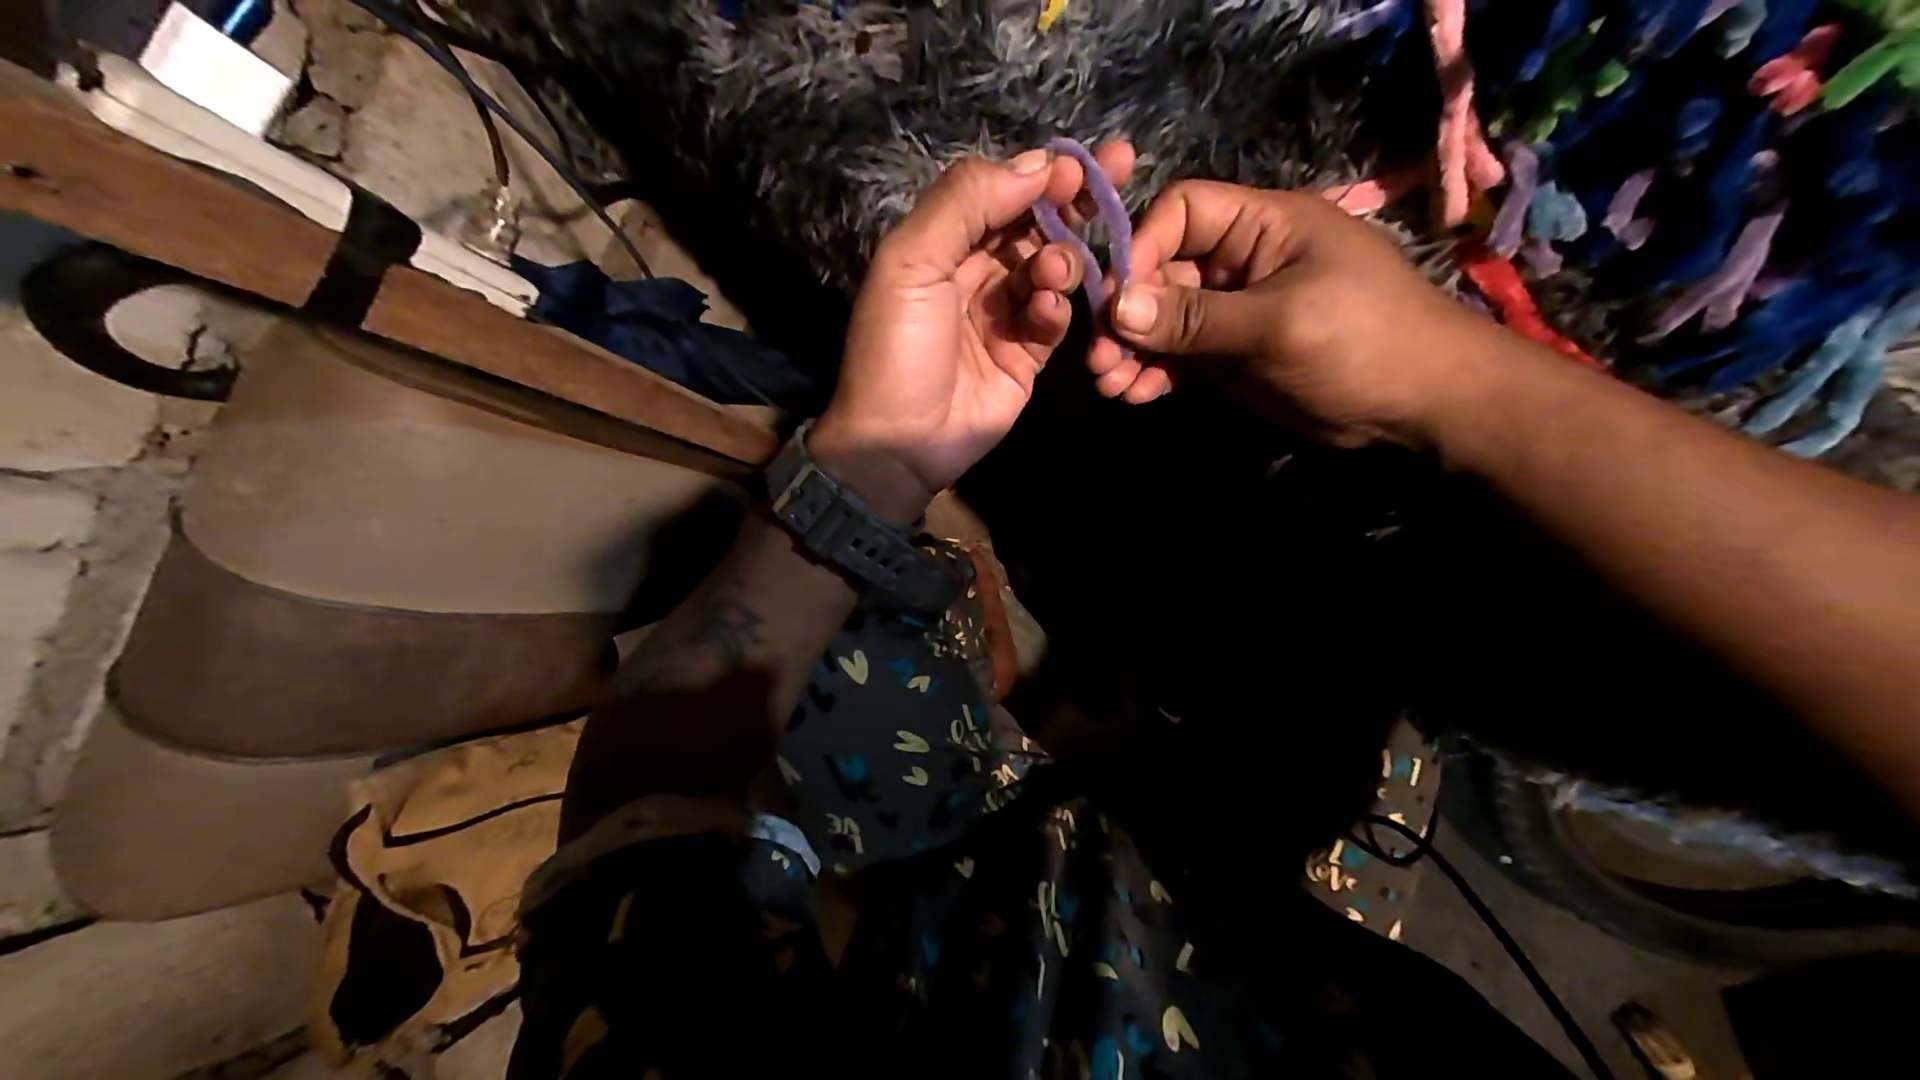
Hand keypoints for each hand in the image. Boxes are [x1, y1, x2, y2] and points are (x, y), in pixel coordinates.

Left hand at [812, 141, 1137, 521]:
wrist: (900, 443)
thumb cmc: (897, 349)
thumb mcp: (912, 263)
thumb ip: (965, 203)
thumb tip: (1035, 163)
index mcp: (941, 245)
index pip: (999, 195)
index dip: (1039, 175)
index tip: (1078, 166)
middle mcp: (974, 275)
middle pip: (1033, 226)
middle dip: (1071, 204)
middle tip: (1110, 186)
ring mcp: (1003, 318)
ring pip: (1050, 269)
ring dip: (1060, 261)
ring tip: (1052, 273)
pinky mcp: (1025, 358)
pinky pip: (1054, 320)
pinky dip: (1056, 309)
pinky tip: (1046, 312)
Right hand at [1087, 181, 1490, 447]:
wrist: (1416, 406)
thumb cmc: (1362, 342)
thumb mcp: (1278, 324)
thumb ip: (1196, 316)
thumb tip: (1117, 307)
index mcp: (1259, 225)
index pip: (1179, 213)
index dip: (1139, 248)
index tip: (1113, 300)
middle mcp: (1236, 262)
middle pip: (1158, 273)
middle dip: (1124, 316)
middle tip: (1098, 360)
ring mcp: (1227, 312)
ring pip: (1158, 321)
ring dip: (1129, 351)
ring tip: (1110, 385)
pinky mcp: (1224, 355)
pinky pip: (1174, 358)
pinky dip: (1151, 375)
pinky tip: (1134, 395)